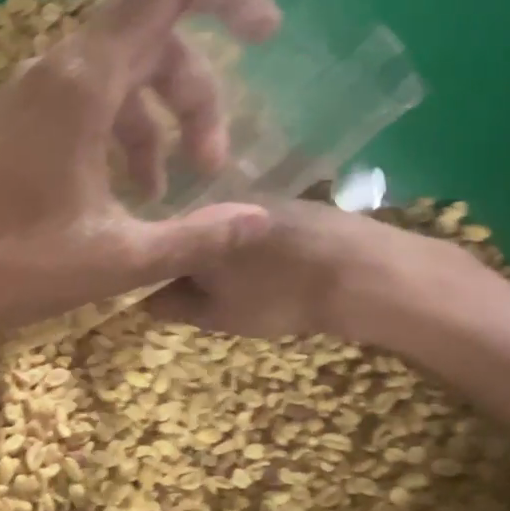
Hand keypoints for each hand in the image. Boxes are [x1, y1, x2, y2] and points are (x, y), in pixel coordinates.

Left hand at [0, 0, 282, 347]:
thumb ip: (196, 236)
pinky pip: (79, 104)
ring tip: (168, 193)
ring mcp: (24, 95)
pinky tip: (122, 193)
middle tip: (211, 167)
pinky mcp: (7, 123)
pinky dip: (114, 133)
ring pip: (115, 77)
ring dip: (155, 123)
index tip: (265, 38)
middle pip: (152, 39)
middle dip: (196, 95)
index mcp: (83, 81)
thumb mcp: (116, 259)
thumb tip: (260, 221)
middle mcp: (53, 71)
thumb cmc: (13, 270)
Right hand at [145, 200, 492, 344]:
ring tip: (226, 282)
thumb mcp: (215, 314)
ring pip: (220, 225)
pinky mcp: (295, 202)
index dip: (147, 269)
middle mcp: (220, 199)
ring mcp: (261, 196)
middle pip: (186, 230)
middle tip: (189, 293)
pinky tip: (263, 268)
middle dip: (181, 256)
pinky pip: (252, 223)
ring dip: (216, 249)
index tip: (148, 292)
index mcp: (192, 224)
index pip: (154, 244)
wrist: (366, 274)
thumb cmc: (278, 297)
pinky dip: (248, 244)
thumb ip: (173, 306)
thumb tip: (143, 300)